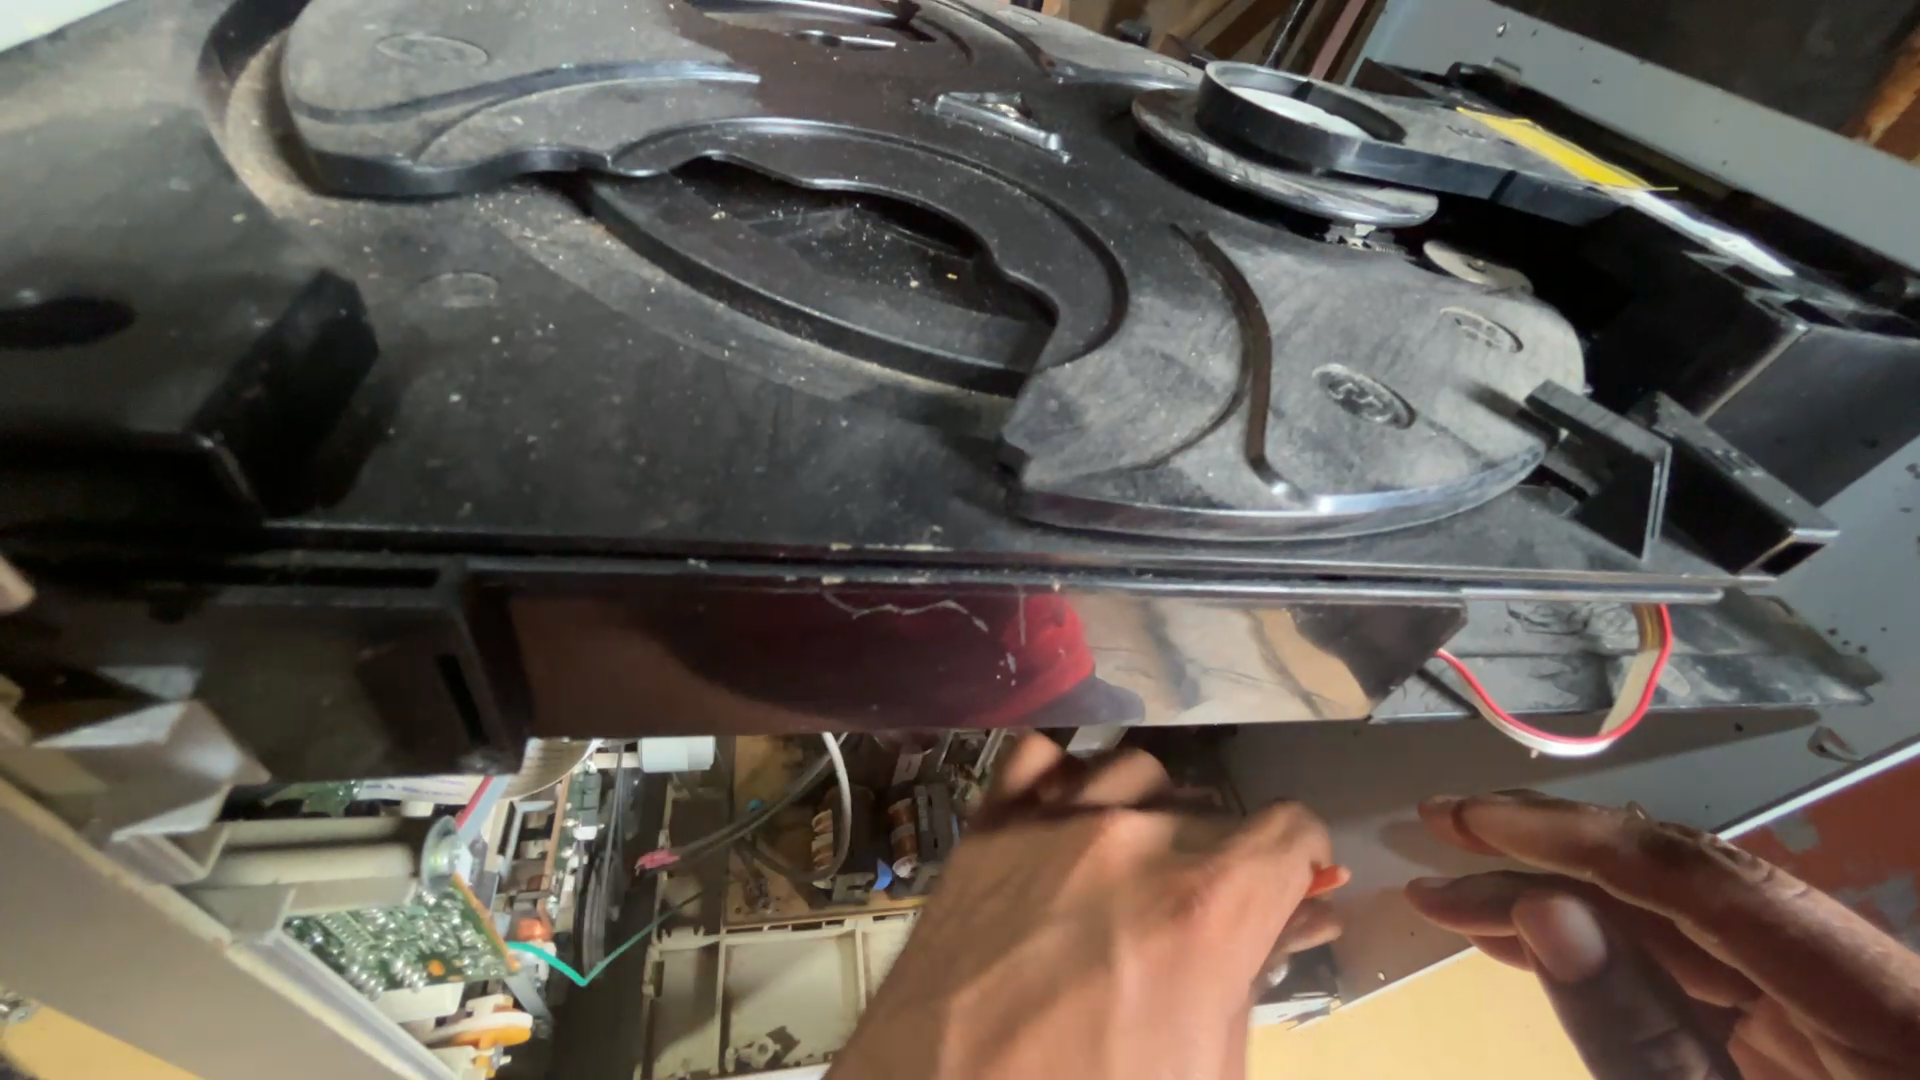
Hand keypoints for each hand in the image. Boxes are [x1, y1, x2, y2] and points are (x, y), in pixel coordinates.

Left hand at [830, 734, 1344, 1079]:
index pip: (1290, 829)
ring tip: (1135, 866)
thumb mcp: (1205, 1065)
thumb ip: (1259, 970)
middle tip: (1199, 911)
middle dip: (1223, 858)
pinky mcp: (987, 824)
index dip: (1300, 862)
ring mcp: (1051, 821)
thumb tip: (1308, 910)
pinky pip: (1038, 756)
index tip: (1287, 887)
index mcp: (1202, 904)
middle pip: (1212, 810)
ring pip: (1134, 771)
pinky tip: (1069, 814)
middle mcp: (1131, 838)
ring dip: (1152, 810)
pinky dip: (1065, 775)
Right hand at [1405, 791, 1919, 1079]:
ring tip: (1450, 893)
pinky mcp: (1804, 1022)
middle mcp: (1875, 984)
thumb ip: (1639, 1040)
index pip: (1714, 886)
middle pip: (1683, 888)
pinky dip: (1589, 943)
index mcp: (1897, 1017)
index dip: (1581, 837)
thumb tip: (1541, 909)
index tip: (1472, 819)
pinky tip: (1514, 934)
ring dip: (1549, 897)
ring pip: (1669, 915)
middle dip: (1546, 856)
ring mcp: (1840, 1000)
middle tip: (1441, 827)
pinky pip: (1678, 957)